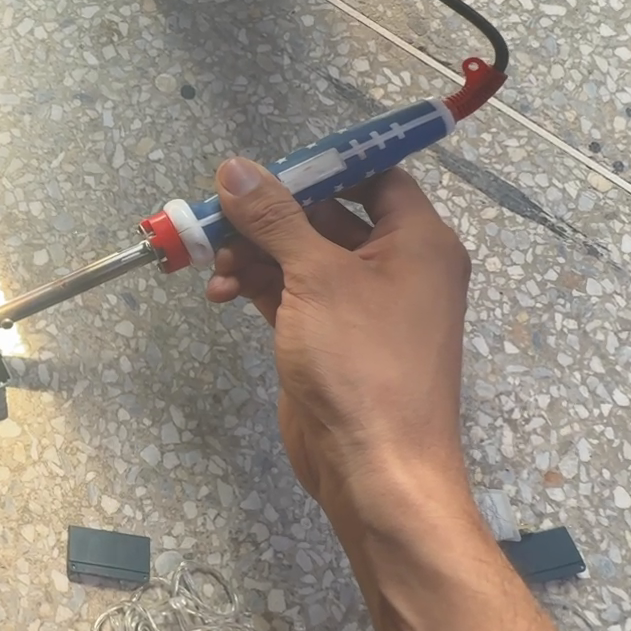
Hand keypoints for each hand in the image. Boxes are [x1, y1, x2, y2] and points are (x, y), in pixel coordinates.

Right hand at [204, 160, 472, 530]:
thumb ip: (275, 219)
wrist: (371, 464)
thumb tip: (235, 167)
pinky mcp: (321, 332)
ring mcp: (353, 302)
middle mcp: (389, 265)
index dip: (322, 166)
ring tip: (214, 267)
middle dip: (266, 218)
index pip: (374, 177)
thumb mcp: (317, 278)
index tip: (264, 169)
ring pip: (293, 255)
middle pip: (321, 216)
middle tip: (217, 218)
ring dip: (250, 255)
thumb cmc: (361, 361)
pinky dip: (251, 286)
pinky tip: (220, 295)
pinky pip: (282, 290)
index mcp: (416, 242)